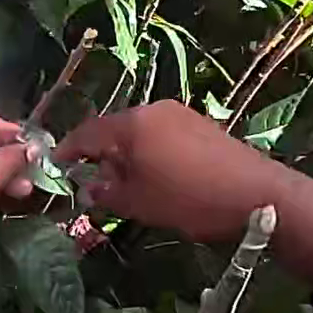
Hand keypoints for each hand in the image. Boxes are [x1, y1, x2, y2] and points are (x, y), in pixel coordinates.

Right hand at [55, 100, 299, 242]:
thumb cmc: (189, 199)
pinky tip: (157, 177)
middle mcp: (154, 110)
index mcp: (133, 124)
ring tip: (128, 186)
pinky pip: (161, 134)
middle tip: (95, 186)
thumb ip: (108, 192)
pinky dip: (150, 152)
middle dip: (101, 156)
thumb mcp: (141, 203)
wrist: (256, 194)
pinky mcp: (199, 124)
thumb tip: (88, 187)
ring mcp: (180, 114)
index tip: (56, 166)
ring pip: (139, 132)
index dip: (69, 150)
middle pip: (114, 130)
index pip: (88, 132)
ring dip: (127, 156)